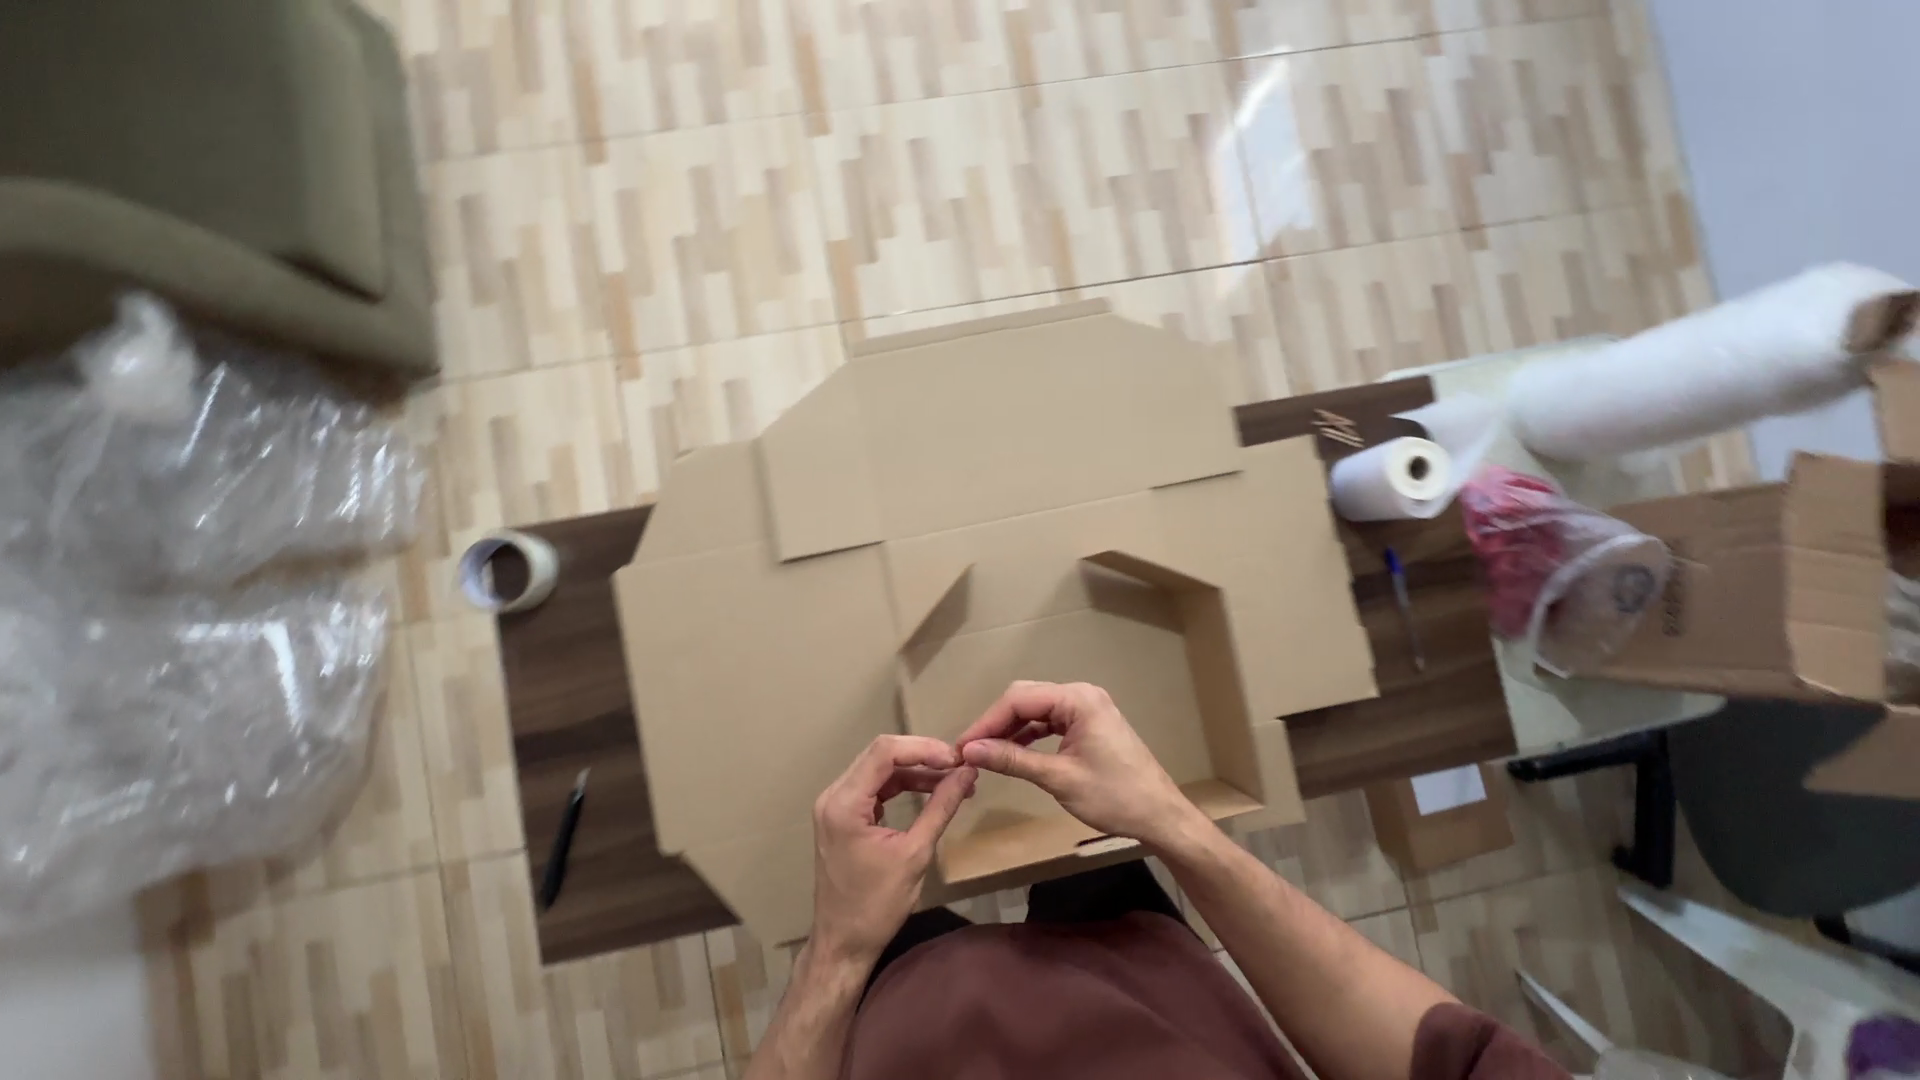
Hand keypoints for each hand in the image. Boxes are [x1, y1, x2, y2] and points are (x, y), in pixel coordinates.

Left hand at [810, 735, 976, 966]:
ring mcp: (834, 805)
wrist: (843, 944)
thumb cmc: (877, 906)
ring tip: (953, 779)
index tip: (956, 760)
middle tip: (958, 767)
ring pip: (878, 769)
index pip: (884, 752)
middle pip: (880, 754)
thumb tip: (967, 773)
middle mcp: (834, 795)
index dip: (923, 748)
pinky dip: (902, 785)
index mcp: (844, 803)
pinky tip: (930, 790)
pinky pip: (874, 787)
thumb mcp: (915, 853)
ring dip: (915, 770)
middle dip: (922, 755)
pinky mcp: (842, 816)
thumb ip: (941, 807)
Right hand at [955, 681, 1205, 849]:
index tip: (962, 747)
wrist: (1160, 816)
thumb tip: (970, 750)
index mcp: (1078, 699)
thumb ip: (1012, 760)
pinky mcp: (1089, 723)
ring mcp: (1087, 707)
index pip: (1018, 699)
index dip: (986, 722)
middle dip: (995, 723)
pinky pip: (1050, 721)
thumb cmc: (1114, 797)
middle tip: (970, 751)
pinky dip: (1029, 735)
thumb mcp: (1058, 778)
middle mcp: (1082, 694)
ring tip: (984, 754)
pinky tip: (1011, 753)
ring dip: (1010, 729)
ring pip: (1036, 710)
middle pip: (1025, 698)